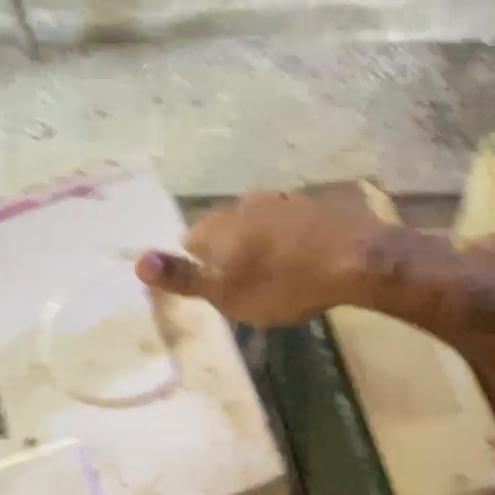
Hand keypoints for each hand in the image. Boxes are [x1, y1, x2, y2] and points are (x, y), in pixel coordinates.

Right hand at [134, 187, 389, 325]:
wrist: (357, 259)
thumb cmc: (285, 284)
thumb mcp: (228, 294)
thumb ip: (184, 278)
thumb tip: (138, 261)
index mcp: (221, 225)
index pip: (192, 239)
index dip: (197, 264)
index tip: (210, 286)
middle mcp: (247, 204)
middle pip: (225, 227)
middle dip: (228, 251)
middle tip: (241, 282)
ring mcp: (285, 200)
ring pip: (259, 222)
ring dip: (259, 243)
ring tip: (271, 271)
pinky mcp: (316, 205)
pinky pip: (291, 223)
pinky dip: (289, 239)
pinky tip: (303, 257)